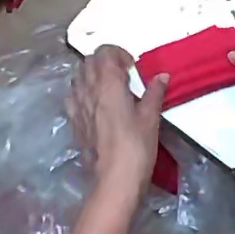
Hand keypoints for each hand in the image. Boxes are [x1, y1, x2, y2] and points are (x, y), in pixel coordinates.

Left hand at [67, 45, 166, 189]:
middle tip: (123, 73)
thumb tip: (162, 76)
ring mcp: (77, 107)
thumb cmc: (136, 146)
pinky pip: (72, 96)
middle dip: (104, 61)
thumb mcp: (151, 118)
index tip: (133, 65)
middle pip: (88, 62)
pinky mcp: (73, 123)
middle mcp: (88, 91)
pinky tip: (94, 103)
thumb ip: (154, 92)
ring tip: (109, 86)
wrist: (113, 181)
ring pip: (77, 77)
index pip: (104, 53)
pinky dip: (82, 91)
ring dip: (91, 74)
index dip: (118, 53)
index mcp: (108, 84)